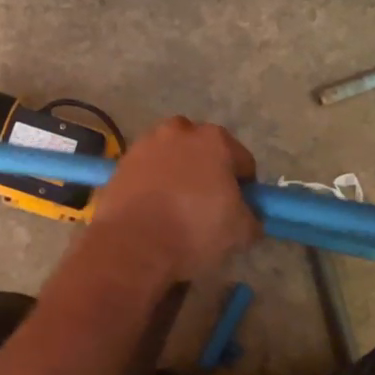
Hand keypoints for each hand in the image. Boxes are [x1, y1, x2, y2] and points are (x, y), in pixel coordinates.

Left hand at [89, 117, 260, 281]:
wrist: (133, 243)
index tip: (240, 208)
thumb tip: (249, 216)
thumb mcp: (241, 232)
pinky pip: (147, 169)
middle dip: (208, 171)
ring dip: (178, 172)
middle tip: (208, 205)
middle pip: (204, 151)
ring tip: (176, 206)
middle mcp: (180, 131)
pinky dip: (153, 182)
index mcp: (215, 140)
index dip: (244, 186)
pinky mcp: (122, 161)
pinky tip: (153, 208)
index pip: (242, 161)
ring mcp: (146, 143)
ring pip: (172, 156)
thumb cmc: (195, 230)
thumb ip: (252, 218)